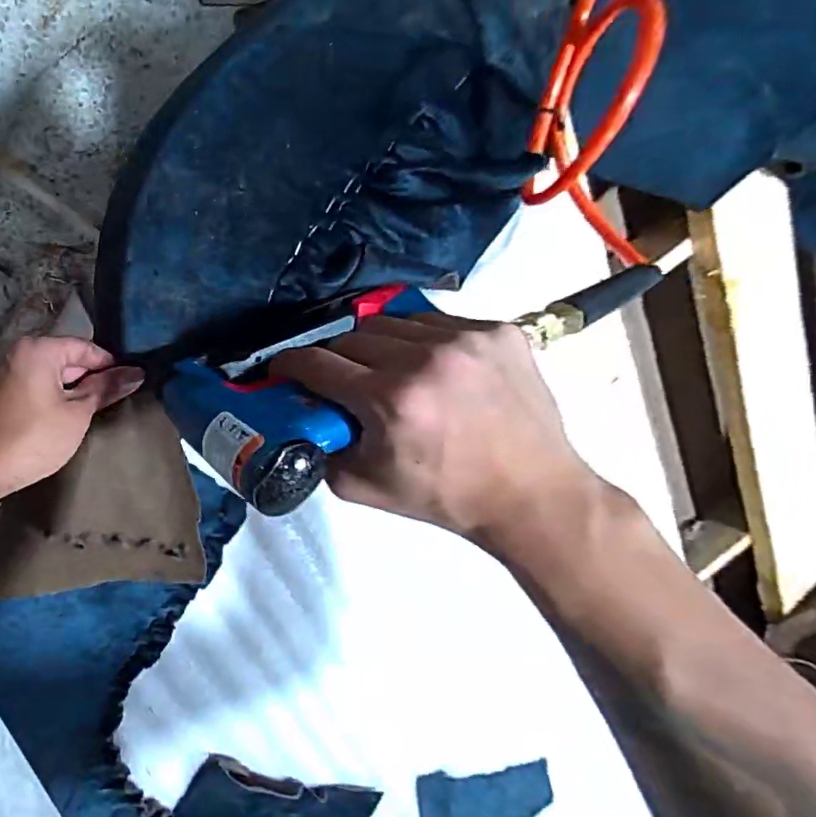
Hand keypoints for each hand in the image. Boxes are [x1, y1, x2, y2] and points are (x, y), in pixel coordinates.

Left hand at [0, 336, 144, 497]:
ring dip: (73, 387)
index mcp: (38, 349)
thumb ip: (105, 389)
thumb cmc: (34, 438)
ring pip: (52, 372)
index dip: (110, 364)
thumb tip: (135, 374)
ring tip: (96, 406)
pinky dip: (54, 393)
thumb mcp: (77, 414)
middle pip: (67, 358)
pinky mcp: (2, 390)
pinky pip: (37, 383)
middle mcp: (20, 352)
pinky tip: (69, 412)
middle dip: (91, 376)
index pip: (85, 347)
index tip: (129, 380)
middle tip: (116, 396)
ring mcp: (7, 370)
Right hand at [269, 313, 604, 542]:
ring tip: (385, 369)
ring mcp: (466, 339)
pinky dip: (419, 339)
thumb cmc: (444, 496)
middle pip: (349, 337)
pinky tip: (428, 365)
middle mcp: (425, 359)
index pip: (316, 362)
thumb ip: (321, 447)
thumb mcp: (362, 487)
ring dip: (376, 344)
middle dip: (335, 358)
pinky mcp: (498, 331)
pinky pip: (435, 320)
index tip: (282, 367)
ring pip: (391, 322)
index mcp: (390, 399)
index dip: (289, 363)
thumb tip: (302, 416)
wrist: (533, 495)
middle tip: (340, 380)